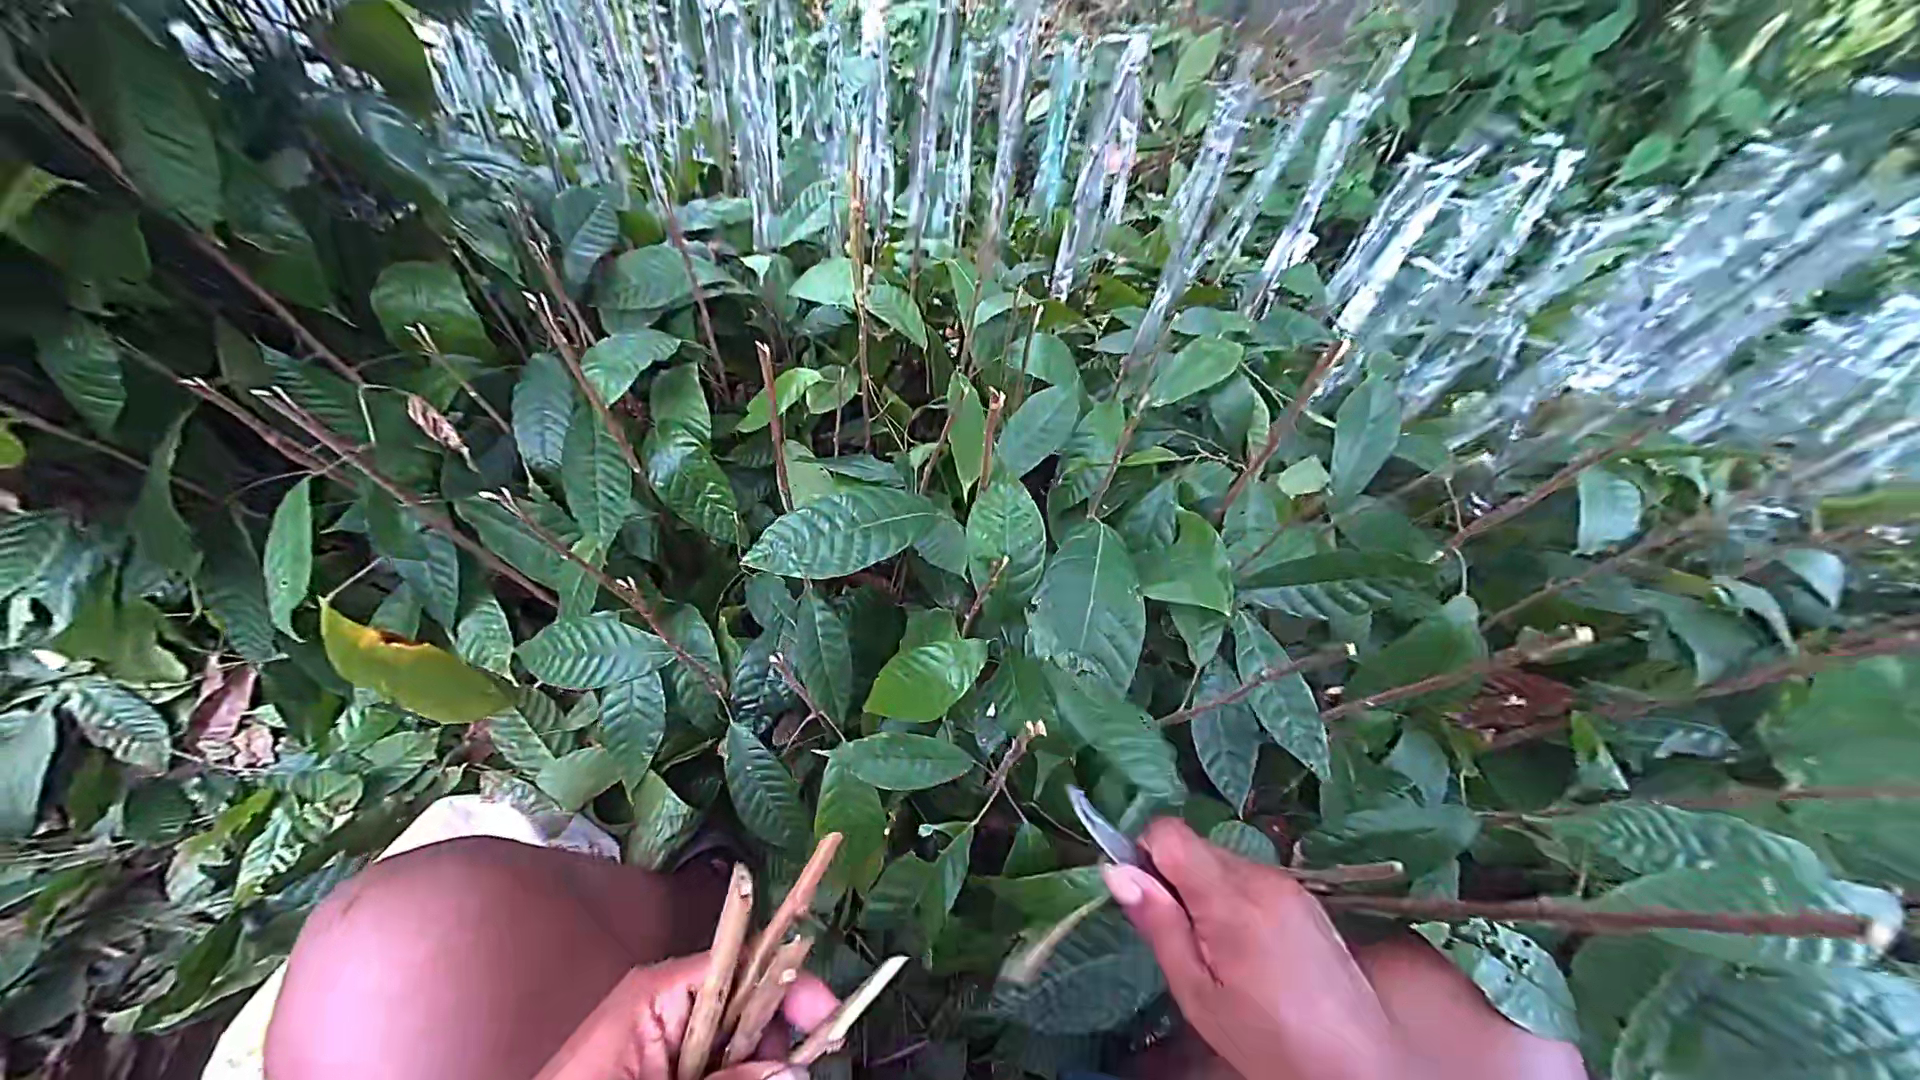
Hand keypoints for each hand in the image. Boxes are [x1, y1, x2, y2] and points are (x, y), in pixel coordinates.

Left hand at [534, 951, 838, 1079]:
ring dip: (757, 1070)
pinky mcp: (667, 1068)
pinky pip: (718, 1066)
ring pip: (740, 1043)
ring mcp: (667, 1040)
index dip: (790, 979)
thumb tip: (798, 1070)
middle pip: (750, 1005)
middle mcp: (669, 1004)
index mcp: (660, 992)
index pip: (743, 959)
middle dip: (775, 1043)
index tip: (830, 1015)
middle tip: (792, 1075)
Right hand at [1101, 819, 1404, 1079]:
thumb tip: (1116, 871)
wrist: (1366, 1071)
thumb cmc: (1270, 1042)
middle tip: (1183, 935)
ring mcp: (1287, 882)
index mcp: (1231, 898)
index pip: (1169, 832)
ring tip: (1218, 947)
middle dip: (1175, 875)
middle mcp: (1261, 875)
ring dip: (1204, 886)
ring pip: (1221, 858)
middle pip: (1195, 845)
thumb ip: (1158, 925)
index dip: (1146, 852)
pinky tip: (1249, 946)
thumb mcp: (1199, 995)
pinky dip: (1233, 895)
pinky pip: (1249, 874)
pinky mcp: (1304, 895)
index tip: (1146, 894)